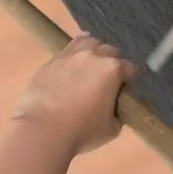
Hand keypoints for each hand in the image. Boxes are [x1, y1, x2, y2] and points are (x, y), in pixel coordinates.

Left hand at [11, 34, 135, 155]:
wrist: (43, 130)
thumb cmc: (82, 131)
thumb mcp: (112, 128)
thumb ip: (117, 113)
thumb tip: (113, 108)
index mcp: (112, 70)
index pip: (129, 68)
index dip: (128, 80)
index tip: (124, 91)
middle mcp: (93, 56)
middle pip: (110, 50)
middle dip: (113, 62)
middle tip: (107, 80)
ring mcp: (70, 55)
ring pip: (88, 42)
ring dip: (94, 51)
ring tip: (91, 65)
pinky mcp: (51, 61)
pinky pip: (68, 49)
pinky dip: (74, 54)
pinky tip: (73, 63)